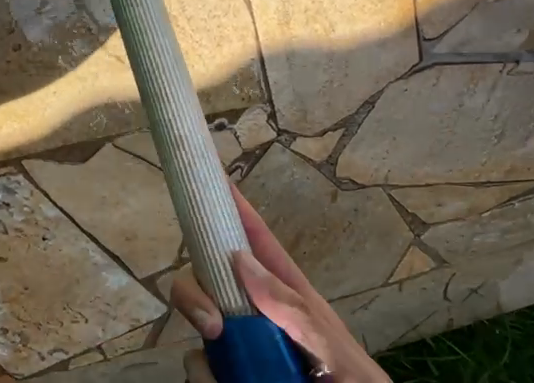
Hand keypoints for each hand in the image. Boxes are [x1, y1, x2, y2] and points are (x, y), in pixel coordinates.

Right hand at [170, 186, 389, 382]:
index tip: (205, 171)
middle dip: (192, 295)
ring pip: (195, 323)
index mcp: (288, 297)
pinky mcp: (226, 374)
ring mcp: (240, 347)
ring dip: (202, 353)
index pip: (254, 239)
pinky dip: (203, 377)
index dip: (230, 204)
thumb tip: (238, 258)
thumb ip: (296, 311)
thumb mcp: (341, 356)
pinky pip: (196, 366)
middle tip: (211, 326)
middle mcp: (255, 315)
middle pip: (204, 278)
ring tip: (224, 380)